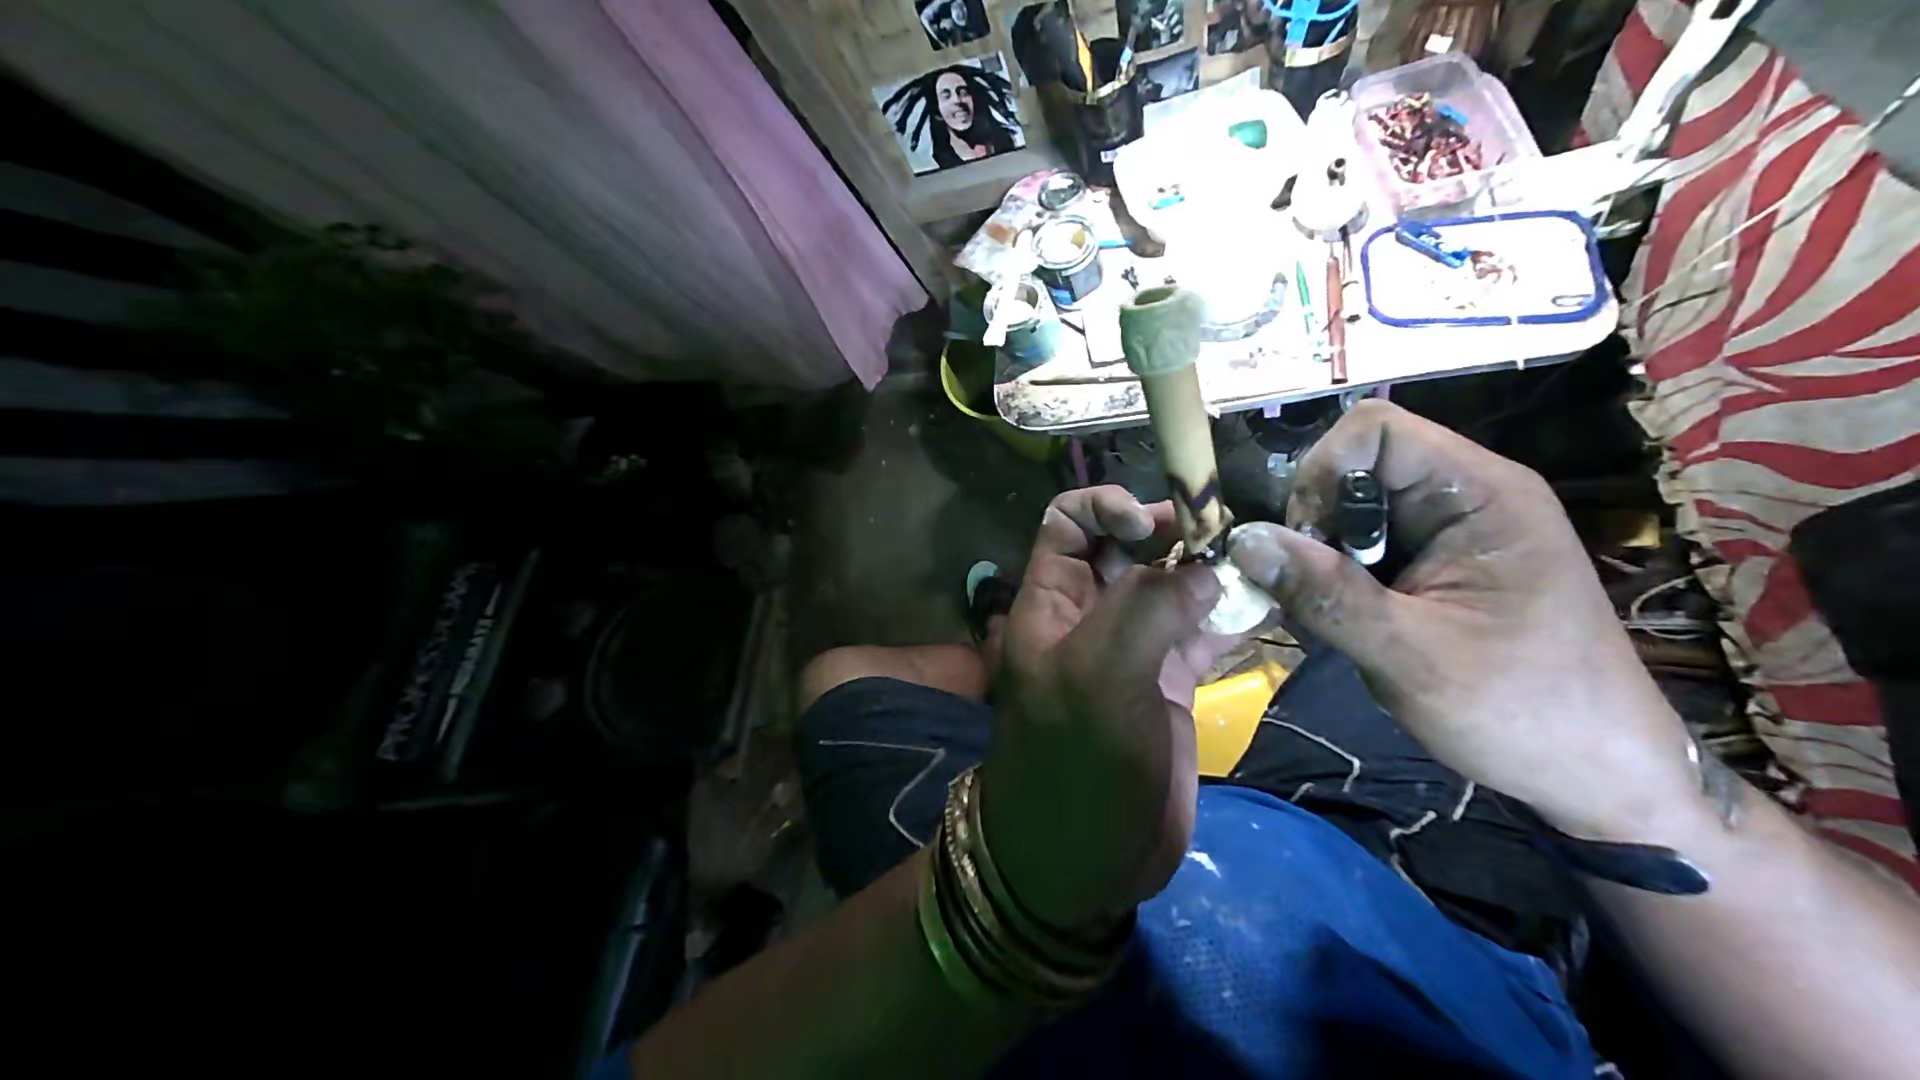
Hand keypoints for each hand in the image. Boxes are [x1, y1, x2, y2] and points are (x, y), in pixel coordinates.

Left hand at [980, 487, 1230, 934]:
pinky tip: (1264, 604)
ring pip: (1169, 587)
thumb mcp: (1099, 674)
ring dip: (1208, 571)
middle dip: (1172, 532)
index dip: (1107, 506)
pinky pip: (1199, 632)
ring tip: (1255, 561)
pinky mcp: (1167, 684)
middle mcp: (1089, 616)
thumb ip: (1147, 608)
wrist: (1084, 858)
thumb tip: (1202, 567)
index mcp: (1052, 603)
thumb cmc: (1077, 762)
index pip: (1068, 522)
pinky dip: (1228, 615)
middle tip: (1226, 535)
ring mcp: (1130, 649)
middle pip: (1127, 547)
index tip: (1156, 523)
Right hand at [1229, 401, 1701, 840]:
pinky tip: (1343, 622)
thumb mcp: (1410, 655)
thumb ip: (1324, 593)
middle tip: (1314, 592)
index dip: (1323, 474)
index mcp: (1481, 494)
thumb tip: (1242, 542)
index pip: (1374, 430)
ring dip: (1319, 559)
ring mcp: (1447, 532)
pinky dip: (1333, 579)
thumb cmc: (1521, 711)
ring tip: (1328, 617)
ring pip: (1347, 511)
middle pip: (1353, 468)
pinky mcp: (1433, 564)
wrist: (1592, 773)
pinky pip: (1359, 546)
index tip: (1310, 545)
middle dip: (1315, 525)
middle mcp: (1462, 497)